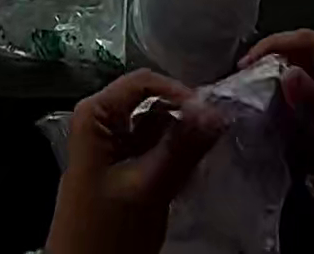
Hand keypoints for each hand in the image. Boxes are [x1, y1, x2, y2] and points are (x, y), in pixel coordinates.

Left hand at [46, 69, 225, 253]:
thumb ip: (182, 147)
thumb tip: (217, 110)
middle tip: (216, 133)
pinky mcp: (125, 168)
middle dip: (183, 118)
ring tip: (207, 154)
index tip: (211, 113)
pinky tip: (192, 172)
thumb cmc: (106, 232)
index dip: (178, 92)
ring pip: (157, 127)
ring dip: (181, 140)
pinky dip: (175, 158)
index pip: (143, 82)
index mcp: (96, 112)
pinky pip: (155, 150)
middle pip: (152, 101)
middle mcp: (103, 119)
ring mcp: (114, 144)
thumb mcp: (147, 188)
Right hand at [243, 31, 313, 253]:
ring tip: (234, 120)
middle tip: (229, 98)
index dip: (276, 49)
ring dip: (269, 110)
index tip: (239, 71)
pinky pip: (304, 140)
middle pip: (303, 73)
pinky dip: (280, 140)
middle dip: (267, 79)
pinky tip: (257, 147)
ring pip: (299, 106)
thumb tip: (284, 72)